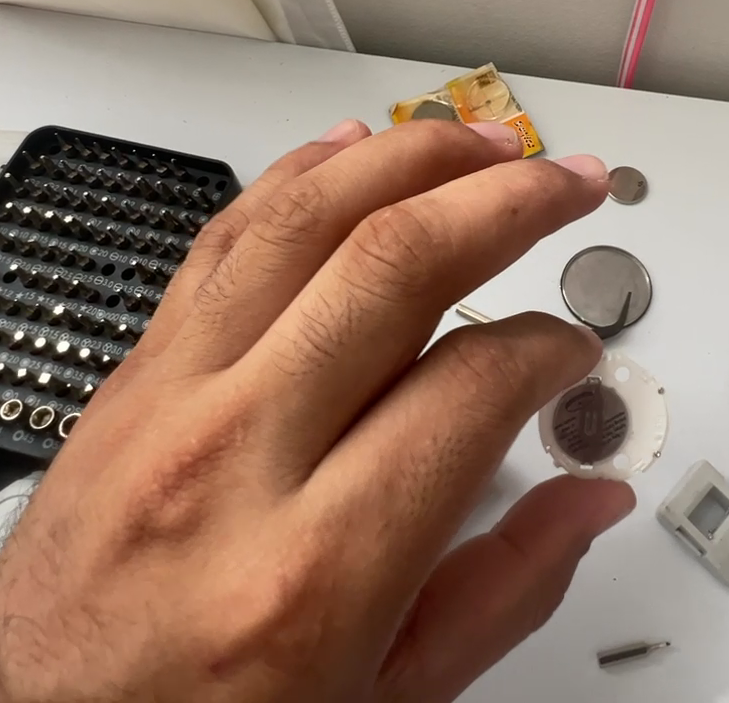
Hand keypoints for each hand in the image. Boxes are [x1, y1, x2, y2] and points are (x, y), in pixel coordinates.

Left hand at [0, 119, 634, 702]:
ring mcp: (170, 396)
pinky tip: (356, 144)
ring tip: (486, 139)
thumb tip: (592, 495)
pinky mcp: (136, 371)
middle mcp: (233, 458)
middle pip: (393, 265)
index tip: (574, 352)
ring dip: (412, 159)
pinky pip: (223, 238)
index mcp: (312, 570)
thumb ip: (507, 589)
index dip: (549, 350)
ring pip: (305, 220)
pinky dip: (300, 174)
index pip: (471, 389)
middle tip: (572, 182)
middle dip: (506, 200)